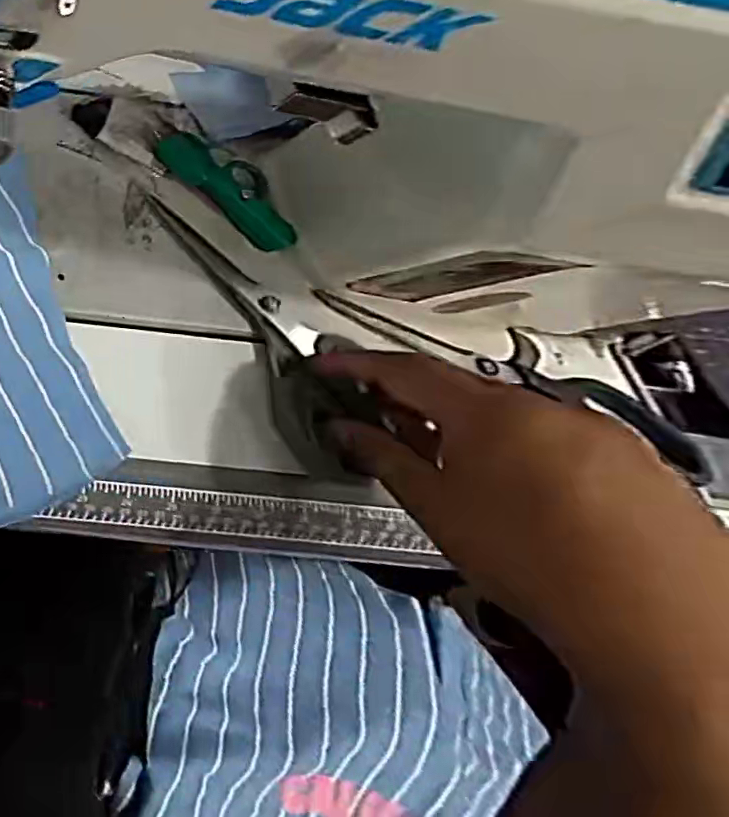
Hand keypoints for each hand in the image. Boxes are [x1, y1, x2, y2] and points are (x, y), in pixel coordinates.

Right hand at [313, 351, 728, 690]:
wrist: (665, 631)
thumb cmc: (540, 567)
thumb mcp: (434, 506)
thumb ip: (382, 456)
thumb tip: (348, 430)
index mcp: (492, 413)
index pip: (405, 369)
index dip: (356, 364)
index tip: (328, 365)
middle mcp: (551, 410)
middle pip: (459, 384)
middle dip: (409, 394)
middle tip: (373, 410)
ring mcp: (603, 436)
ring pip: (509, 410)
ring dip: (462, 421)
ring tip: (437, 455)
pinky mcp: (640, 464)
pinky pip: (556, 434)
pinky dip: (513, 443)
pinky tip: (503, 482)